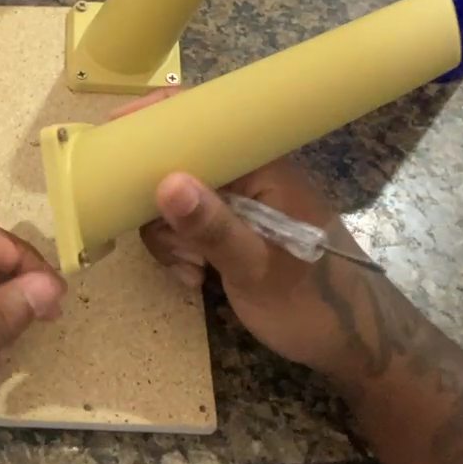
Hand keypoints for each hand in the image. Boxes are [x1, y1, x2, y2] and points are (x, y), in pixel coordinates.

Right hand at [113, 90, 379, 377]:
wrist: (350, 345)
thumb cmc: (313, 303)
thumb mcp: (257, 269)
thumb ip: (213, 227)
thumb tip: (165, 182)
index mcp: (261, 165)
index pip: (203, 118)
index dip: (155, 118)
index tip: (112, 138)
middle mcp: (245, 175)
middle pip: (176, 164)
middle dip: (159, 206)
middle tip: (173, 248)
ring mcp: (236, 204)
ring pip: (173, 201)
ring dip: (169, 238)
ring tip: (192, 272)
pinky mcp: (228, 229)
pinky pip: (184, 227)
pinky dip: (178, 252)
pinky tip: (195, 280)